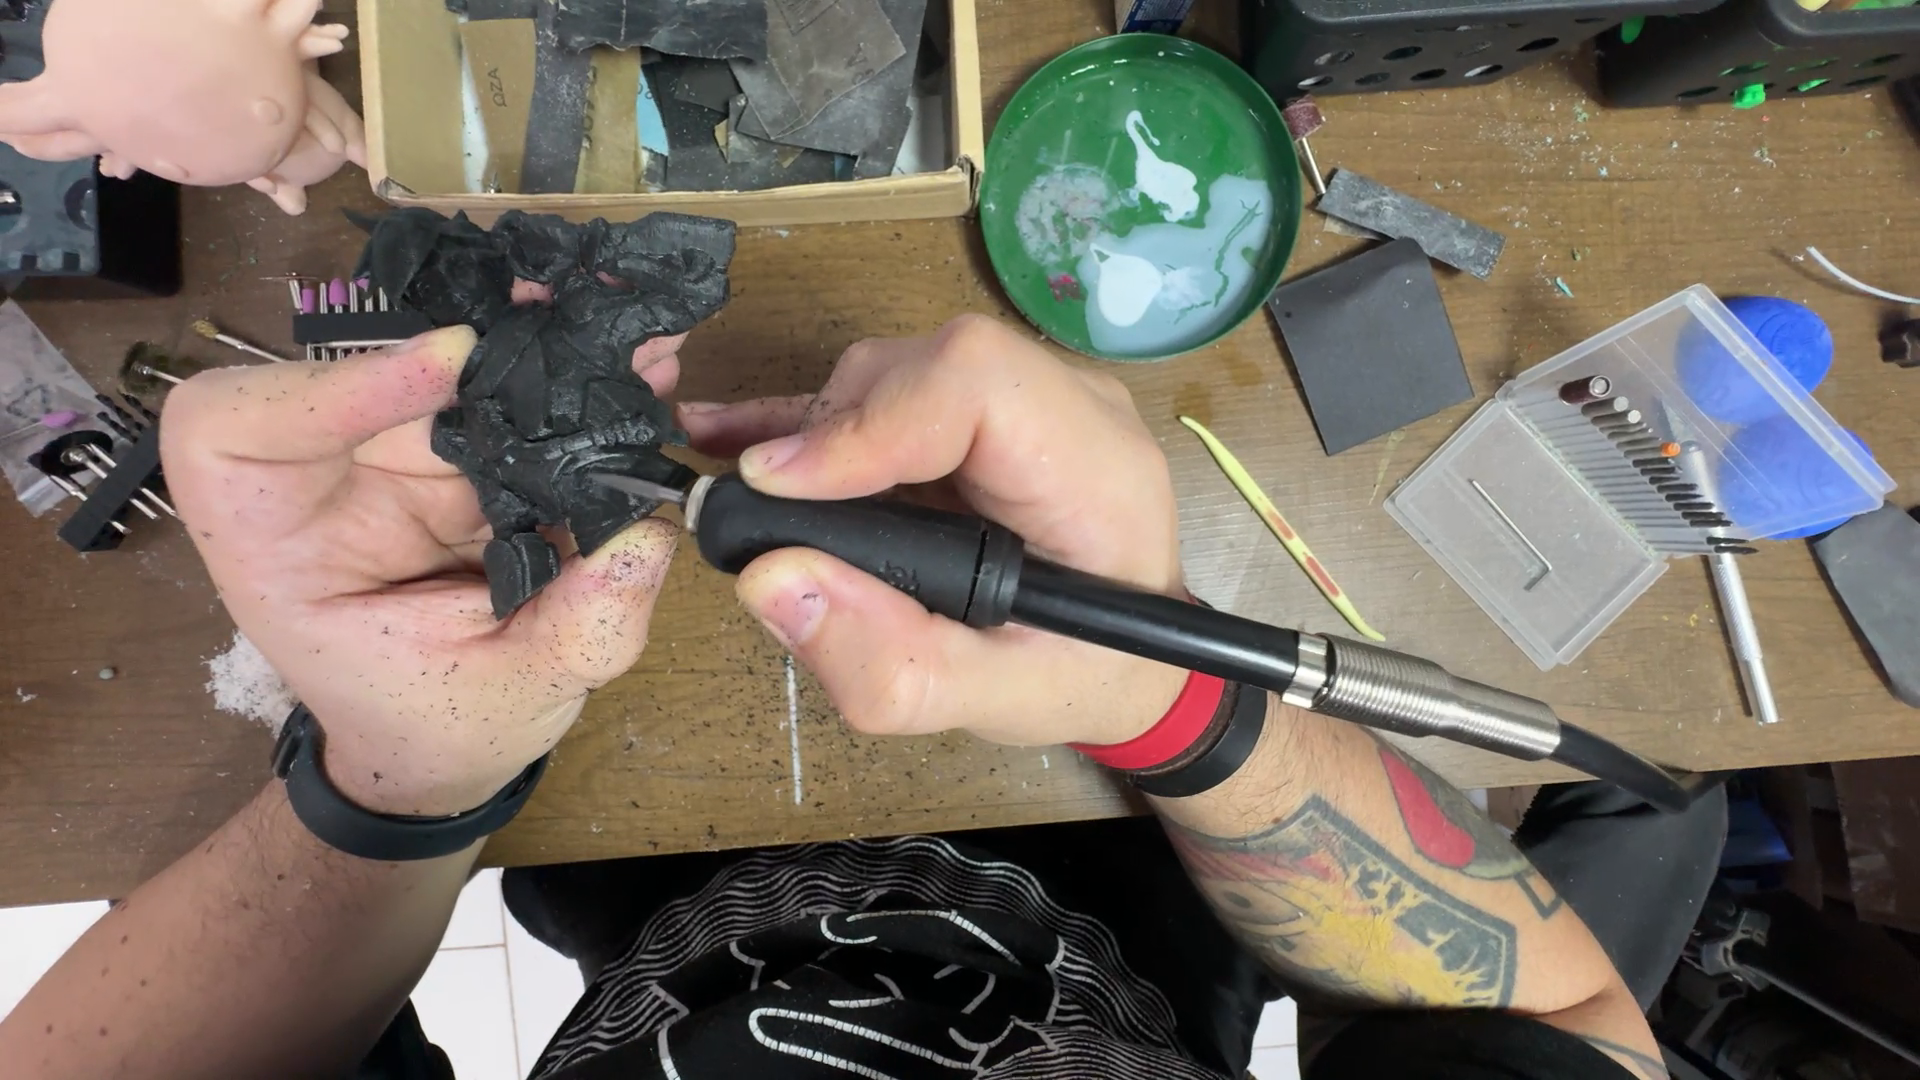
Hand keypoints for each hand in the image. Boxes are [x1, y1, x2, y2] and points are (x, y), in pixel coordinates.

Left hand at [163, 328, 682, 815]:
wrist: (458, 736)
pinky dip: (584, 389)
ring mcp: (415, 472)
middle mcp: (343, 487)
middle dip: (492, 342)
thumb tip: (648, 535)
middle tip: (583, 310)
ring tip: (632, 334)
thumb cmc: (447, 724)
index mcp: (289, 548)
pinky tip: (642, 372)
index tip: (453, 363)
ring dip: (550, 352)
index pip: (245, 431)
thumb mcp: (518, 692)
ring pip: (469, 383)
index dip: (335, 381)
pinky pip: (528, 416)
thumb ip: (583, 628)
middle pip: (389, 378)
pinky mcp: (481, 472)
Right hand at [679, 315, 1187, 748]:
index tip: (780, 486)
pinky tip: (738, 437)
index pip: (977, 383)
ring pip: (895, 373)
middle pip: (922, 368)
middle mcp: (1067, 408)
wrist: (1131, 652)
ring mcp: (1027, 397)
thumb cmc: (1086, 676)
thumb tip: (770, 579)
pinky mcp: (984, 411)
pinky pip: (895, 390)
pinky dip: (815, 419)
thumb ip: (895, 664)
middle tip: (769, 515)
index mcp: (1095, 470)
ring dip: (816, 434)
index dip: (870, 422)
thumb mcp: (999, 701)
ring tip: (764, 502)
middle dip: (828, 434)